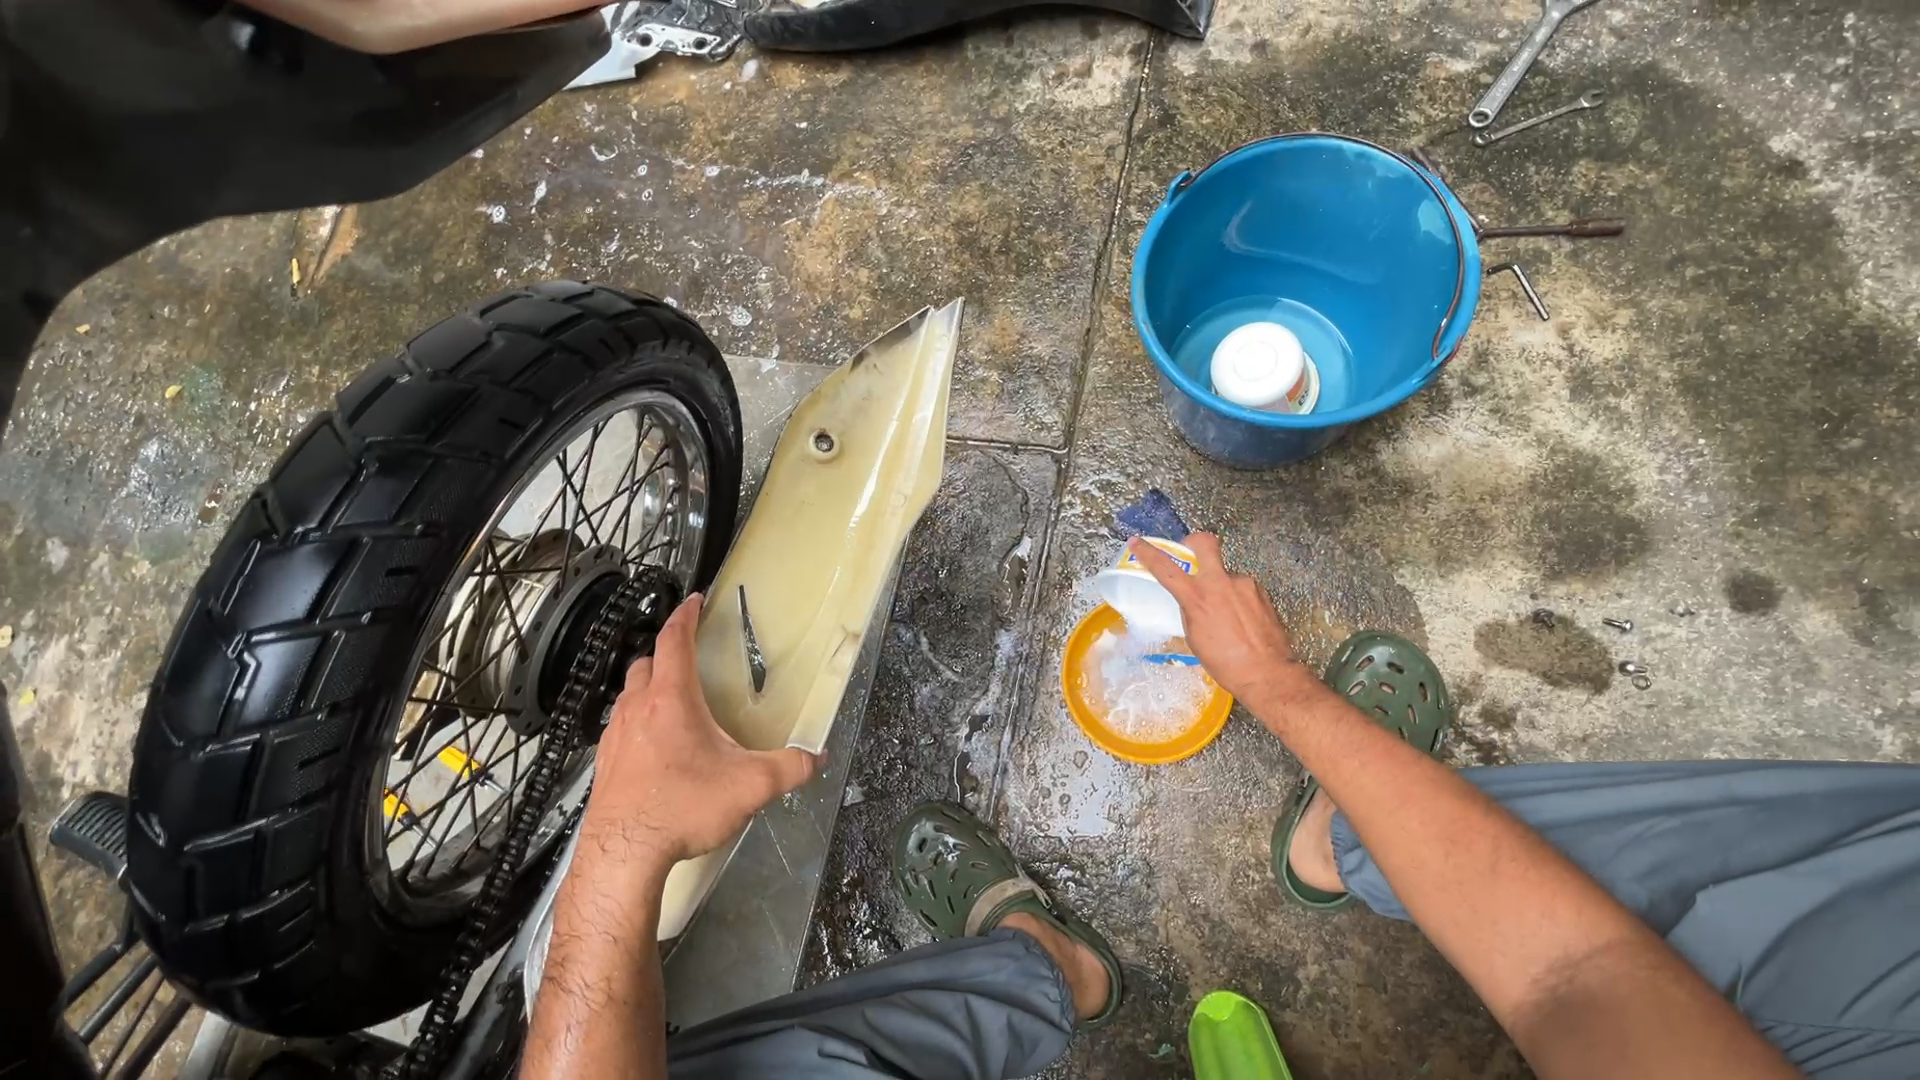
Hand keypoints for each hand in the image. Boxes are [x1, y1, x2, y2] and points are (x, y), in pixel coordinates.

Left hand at [578, 593, 819, 873]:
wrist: (624, 856)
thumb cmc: (682, 809)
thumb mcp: (751, 786)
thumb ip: (790, 767)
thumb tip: (816, 758)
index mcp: (672, 700)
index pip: (673, 640)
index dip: (685, 615)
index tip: (695, 601)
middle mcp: (638, 710)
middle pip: (645, 662)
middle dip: (666, 652)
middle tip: (688, 656)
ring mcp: (615, 736)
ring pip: (628, 694)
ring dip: (649, 687)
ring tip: (674, 702)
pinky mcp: (604, 764)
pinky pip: (619, 727)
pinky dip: (636, 722)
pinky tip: (655, 746)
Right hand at [1128, 533, 1304, 707]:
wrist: (1267, 673)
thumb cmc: (1226, 663)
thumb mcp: (1194, 638)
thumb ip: (1189, 611)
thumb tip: (1189, 601)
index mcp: (1198, 598)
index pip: (1165, 568)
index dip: (1147, 552)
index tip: (1137, 543)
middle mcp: (1221, 584)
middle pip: (1204, 543)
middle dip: (1194, 542)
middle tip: (1191, 553)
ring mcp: (1244, 584)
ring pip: (1225, 573)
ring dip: (1220, 585)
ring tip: (1225, 614)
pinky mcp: (1261, 592)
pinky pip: (1241, 587)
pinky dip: (1236, 598)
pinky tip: (1240, 619)